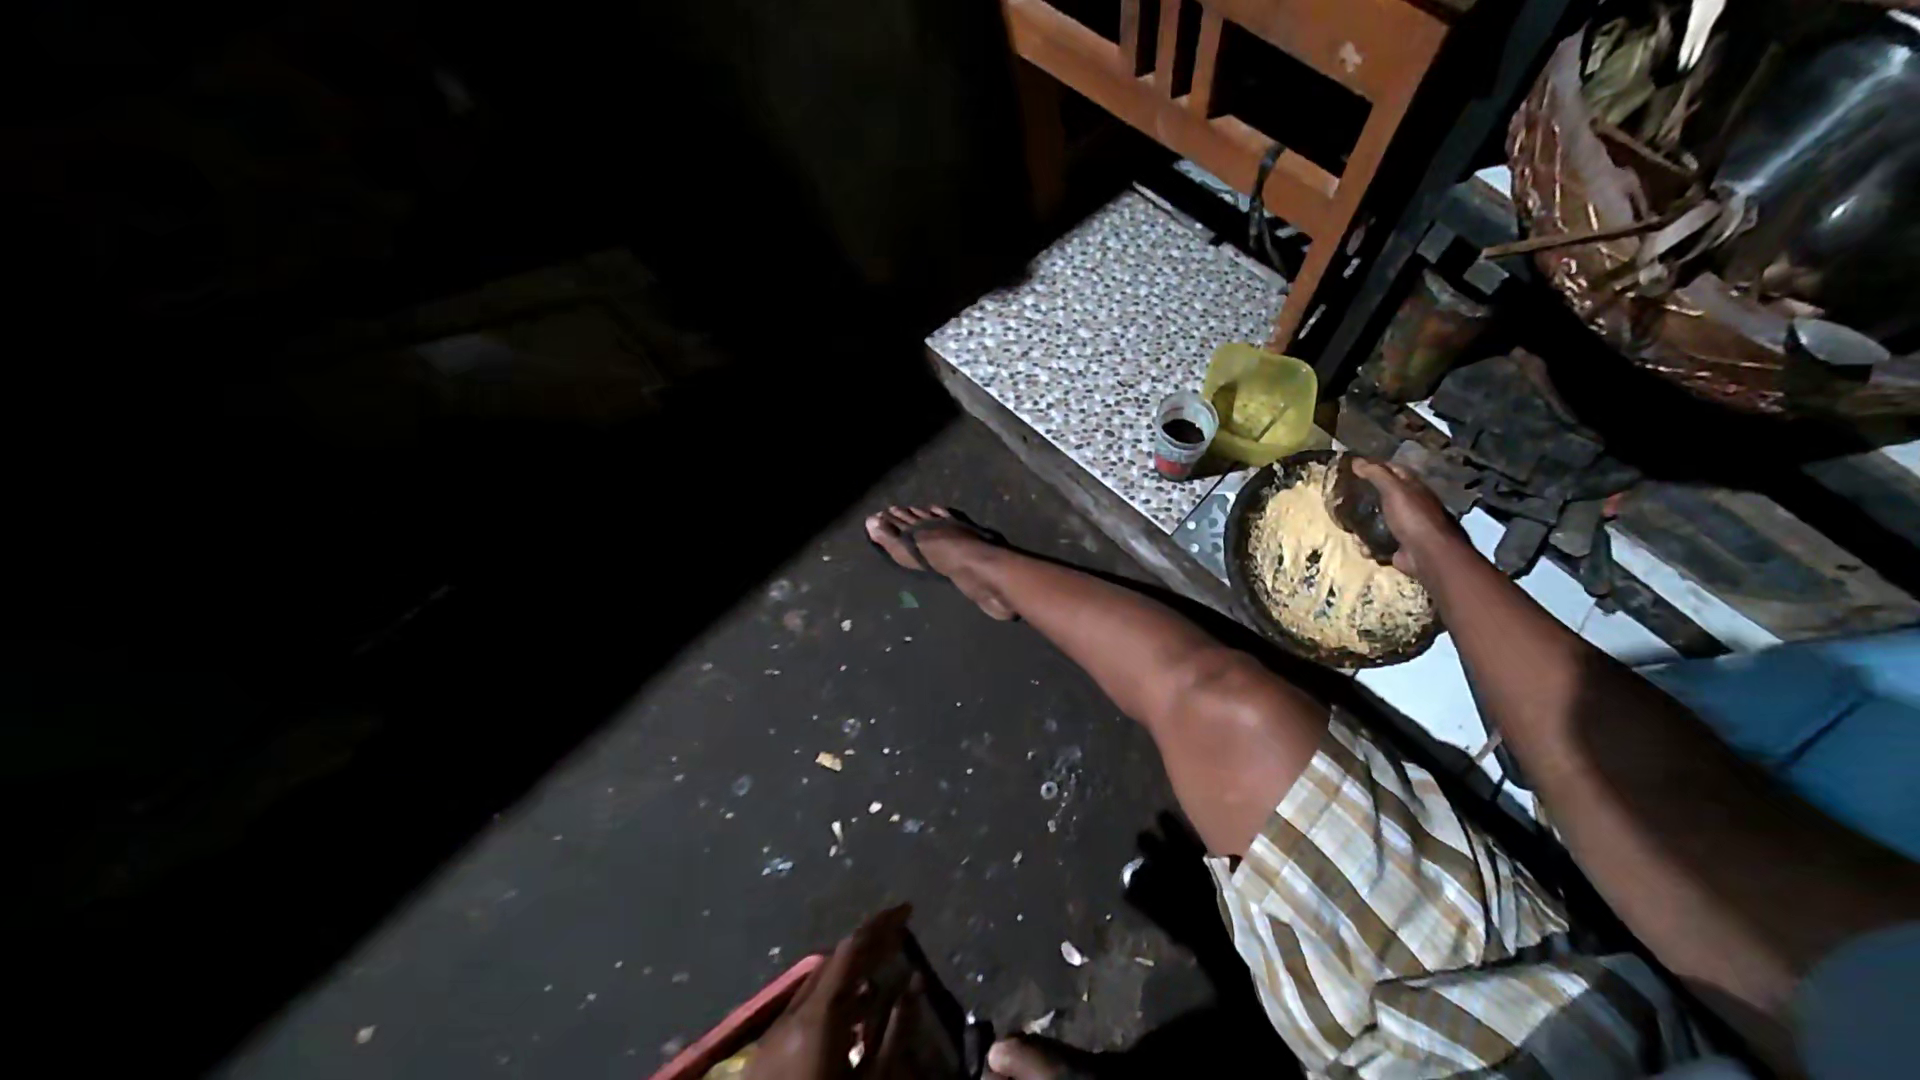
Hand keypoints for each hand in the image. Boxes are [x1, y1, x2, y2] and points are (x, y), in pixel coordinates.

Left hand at [742, 905, 919, 1079]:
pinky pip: (802, 1011)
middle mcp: (790, 1016)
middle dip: (868, 946)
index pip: (851, 951)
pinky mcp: (764, 1056)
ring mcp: (772, 1036)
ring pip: (815, 986)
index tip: (908, 911)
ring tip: (883, 974)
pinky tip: (851, 1015)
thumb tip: (915, 984)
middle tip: (900, 939)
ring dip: (849, 974)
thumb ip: (896, 1033)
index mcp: (816, 1019)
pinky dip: (831, 1000)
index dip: (880, 924)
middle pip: (833, 963)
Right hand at [1348, 458, 1466, 581]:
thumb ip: (1376, 474)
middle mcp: (1411, 505)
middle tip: (1343, 494)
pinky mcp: (1398, 546)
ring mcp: (1405, 527)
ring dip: (1363, 523)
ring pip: (1379, 520)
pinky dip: (1367, 544)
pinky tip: (1359, 544)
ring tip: (1346, 522)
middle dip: (1366, 496)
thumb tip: (1356, 460)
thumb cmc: (1413, 517)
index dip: (1376, 466)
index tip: (1354, 466)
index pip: (1394, 470)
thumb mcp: (1394, 490)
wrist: (1428, 553)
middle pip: (1385, 496)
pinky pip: (1377, 542)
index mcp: (1413, 488)